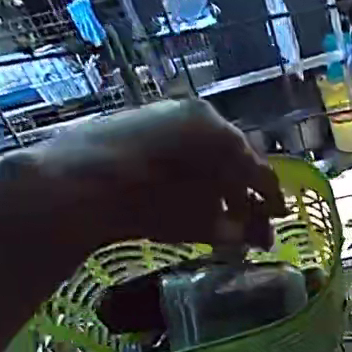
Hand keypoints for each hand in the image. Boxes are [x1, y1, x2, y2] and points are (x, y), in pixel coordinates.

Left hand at [17, 99, 285, 247]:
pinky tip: (183, 193)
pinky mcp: (138, 119)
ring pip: (205, 152)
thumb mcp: (202, 225)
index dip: (272, 200)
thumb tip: (261, 239)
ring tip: (214, 211)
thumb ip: (239, 230)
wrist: (74, 186)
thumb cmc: (150, 206)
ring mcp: (168, 113)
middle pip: (233, 160)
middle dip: (242, 193)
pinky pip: (178, 146)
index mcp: (226, 137)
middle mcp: (203, 116)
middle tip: (246, 221)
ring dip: (215, 183)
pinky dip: (189, 171)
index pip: (262, 173)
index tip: (277, 219)